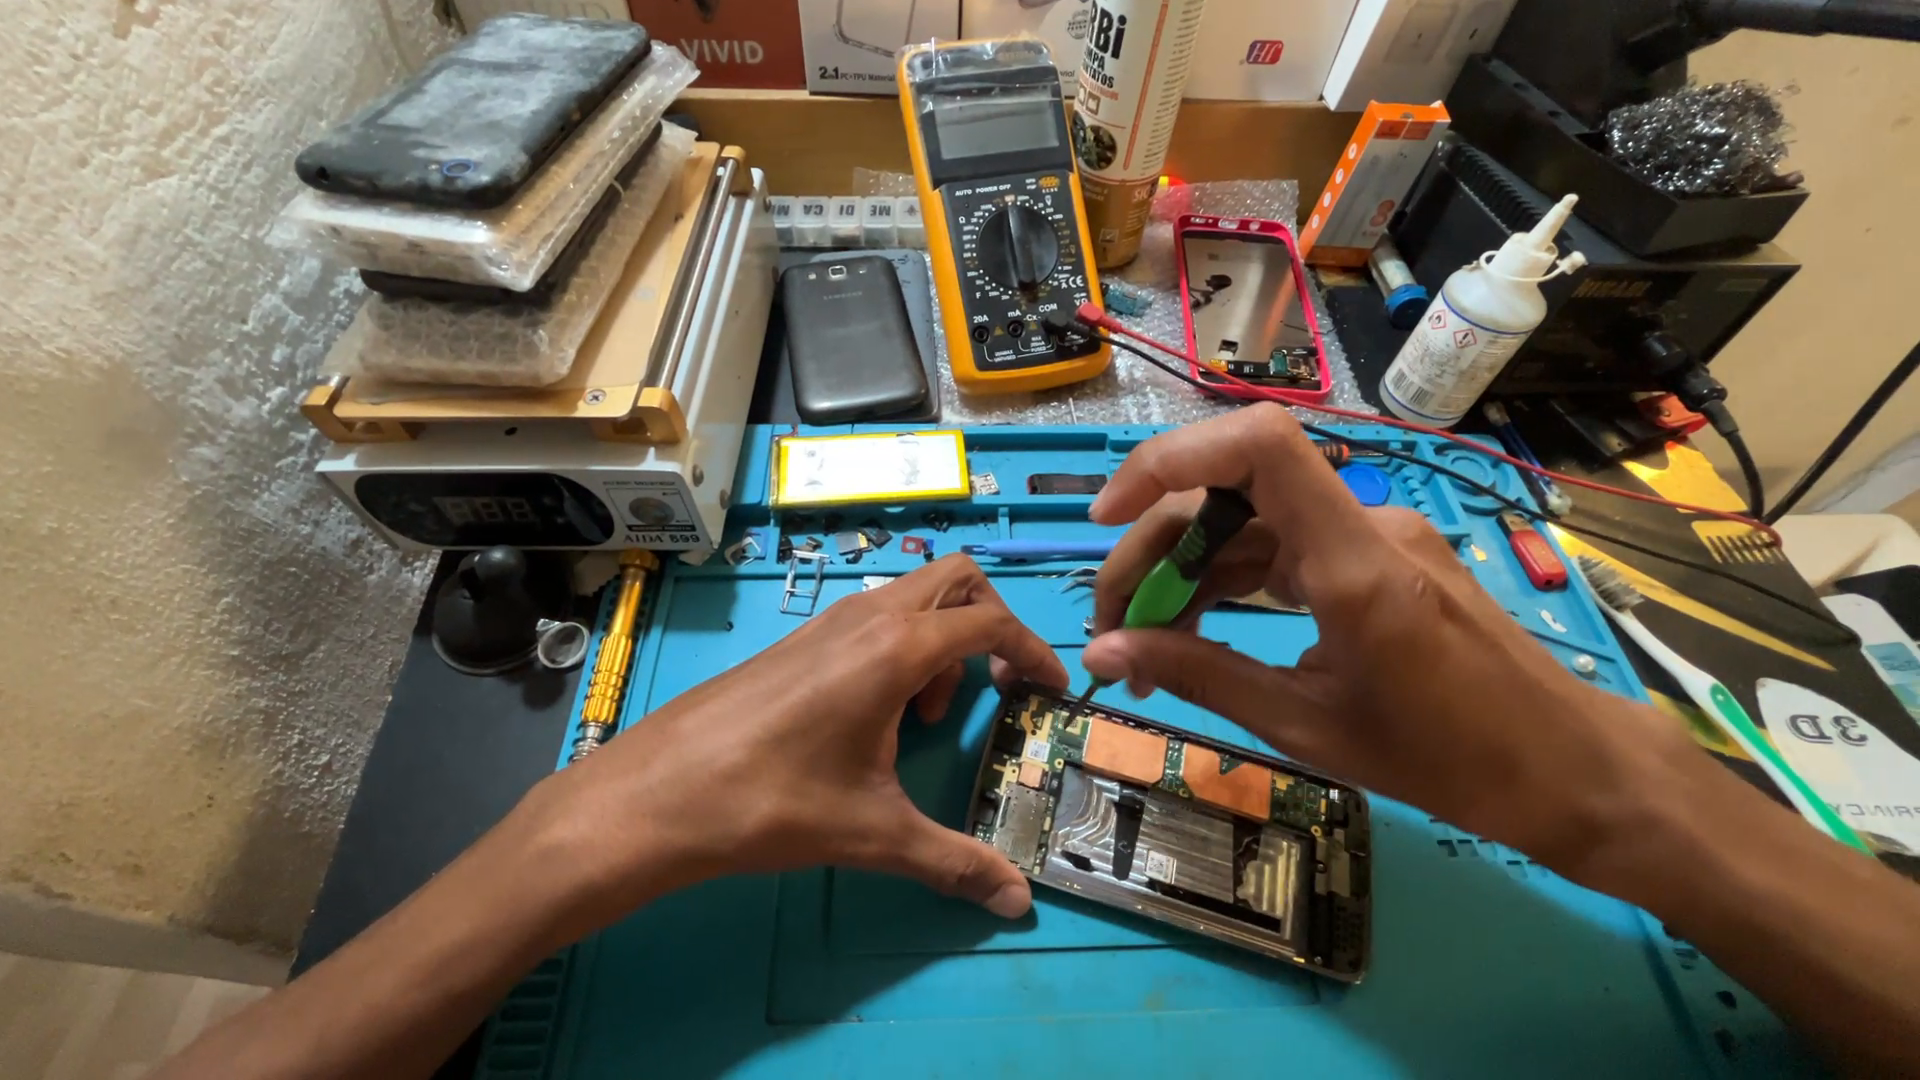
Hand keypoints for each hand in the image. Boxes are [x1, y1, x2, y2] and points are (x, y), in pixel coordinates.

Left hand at [523, 556, 1068, 930]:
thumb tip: (1017, 901)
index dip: (1033, 648)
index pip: (990, 622)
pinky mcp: (800, 639)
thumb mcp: (874, 833)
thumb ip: (954, 861)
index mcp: (896, 647)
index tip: (1051, 687)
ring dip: (940, 642)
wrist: (657, 795)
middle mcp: (867, 616)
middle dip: (990, 623)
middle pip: (956, 580)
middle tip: (993, 685)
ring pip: (912, 599)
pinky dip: (899, 650)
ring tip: (924, 719)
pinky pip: (872, 620)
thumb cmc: (772, 803)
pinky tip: (875, 717)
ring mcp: (828, 622)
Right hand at [1083, 405, 1691, 874]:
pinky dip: (1224, 583)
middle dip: (1149, 555)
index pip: (1259, 447)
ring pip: (1242, 527)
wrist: (1568, 770)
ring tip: (1142, 644)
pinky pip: (1276, 550)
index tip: (1107, 516)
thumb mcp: (1304, 726)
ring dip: (1181, 574)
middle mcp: (1360, 527)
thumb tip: (1103, 653)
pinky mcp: (1368, 557)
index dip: (1170, 459)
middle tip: (1108, 627)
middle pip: (1223, 499)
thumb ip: (1198, 675)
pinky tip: (1194, 630)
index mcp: (1353, 563)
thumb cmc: (1446, 759)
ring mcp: (1366, 537)